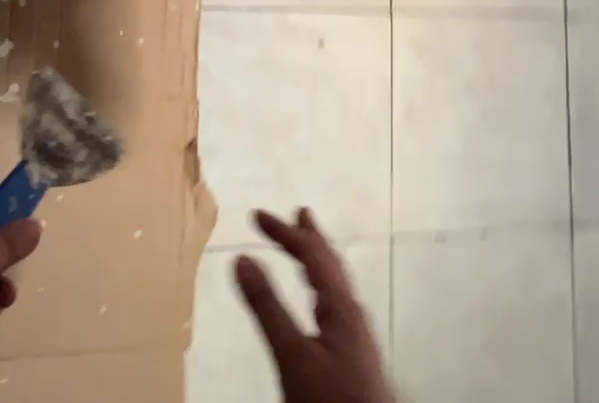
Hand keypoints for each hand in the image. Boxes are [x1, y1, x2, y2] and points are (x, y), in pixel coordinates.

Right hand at [236, 208, 392, 402]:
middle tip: (298, 213)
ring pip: (336, 285)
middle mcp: (353, 316)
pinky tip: (319, 303)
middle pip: (331, 265)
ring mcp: (357, 338)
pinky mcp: (354, 357)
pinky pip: (335, 303)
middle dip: (310, 238)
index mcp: (341, 307)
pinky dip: (321, 285)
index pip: (313, 255)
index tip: (257, 215)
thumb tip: (242, 258)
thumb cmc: (330, 401)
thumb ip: (267, 307)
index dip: (286, 231)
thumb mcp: (291, 356)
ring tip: (307, 248)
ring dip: (318, 261)